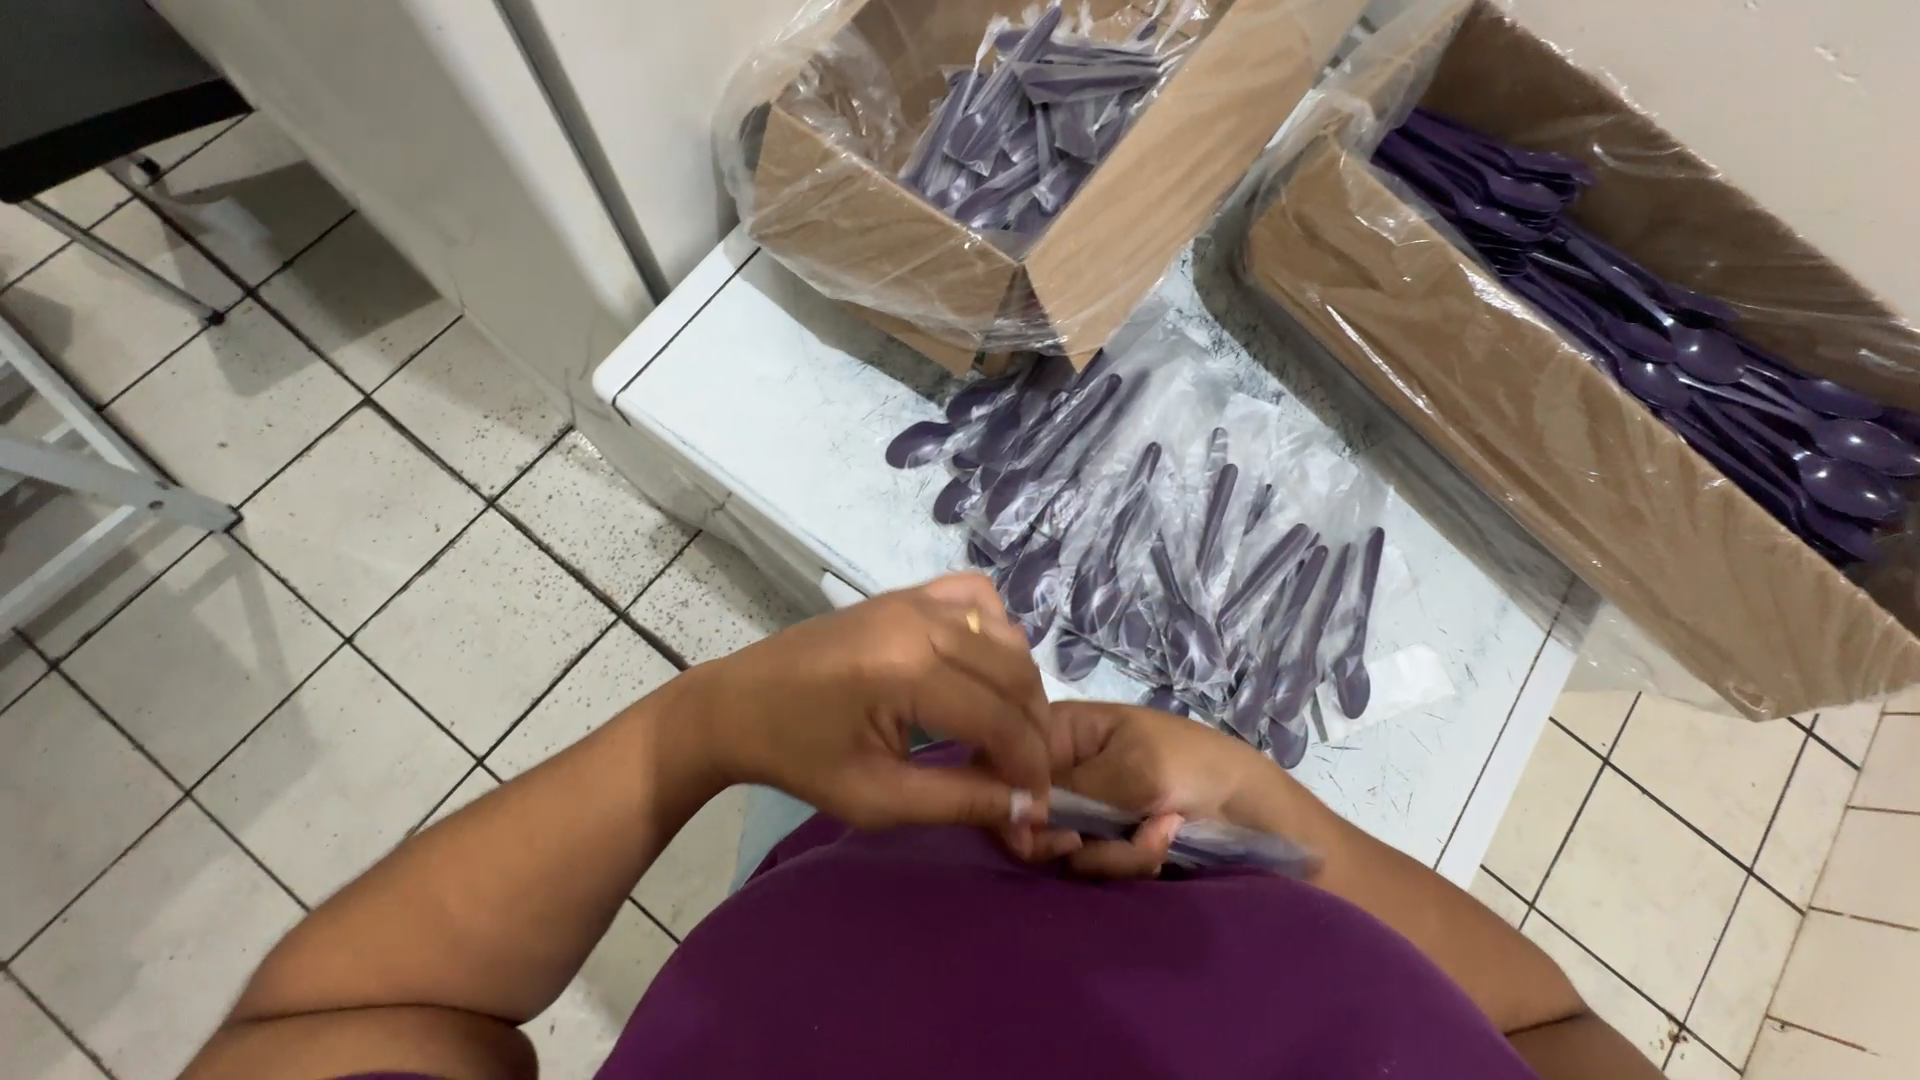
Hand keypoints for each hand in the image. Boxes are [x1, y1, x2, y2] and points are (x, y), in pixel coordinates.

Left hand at [682, 573, 1054, 831]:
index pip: (1000, 718)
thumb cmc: (799, 758)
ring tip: (1005, 729)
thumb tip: (1028, 805)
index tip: (1037, 803)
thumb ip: (958, 800)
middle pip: (1014, 672)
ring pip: (1006, 634)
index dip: (1030, 765)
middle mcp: (920, 622)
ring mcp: (914, 598)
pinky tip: (982, 667)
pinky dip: (997, 631)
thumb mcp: (875, 798)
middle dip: (1033, 728)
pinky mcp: (906, 592)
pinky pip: (977, 598)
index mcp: (906, 672)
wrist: (739, 704)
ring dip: (1019, 684)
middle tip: (1023, 774)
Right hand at [1035, 701, 1300, 876]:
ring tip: (1156, 833)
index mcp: (1060, 729)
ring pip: (1054, 847)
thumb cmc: (1191, 765)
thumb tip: (1015, 815)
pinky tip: (1162, 841)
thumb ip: (1069, 791)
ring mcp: (1080, 809)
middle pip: (1020, 812)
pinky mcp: (1101, 844)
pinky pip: (1088, 866)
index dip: (1010, 794)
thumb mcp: (1130, 769)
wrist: (1252, 810)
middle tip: (1087, 839)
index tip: (1038, 821)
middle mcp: (1060, 768)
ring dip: (1108, 851)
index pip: (1005, 758)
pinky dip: (1126, 861)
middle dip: (1060, 834)